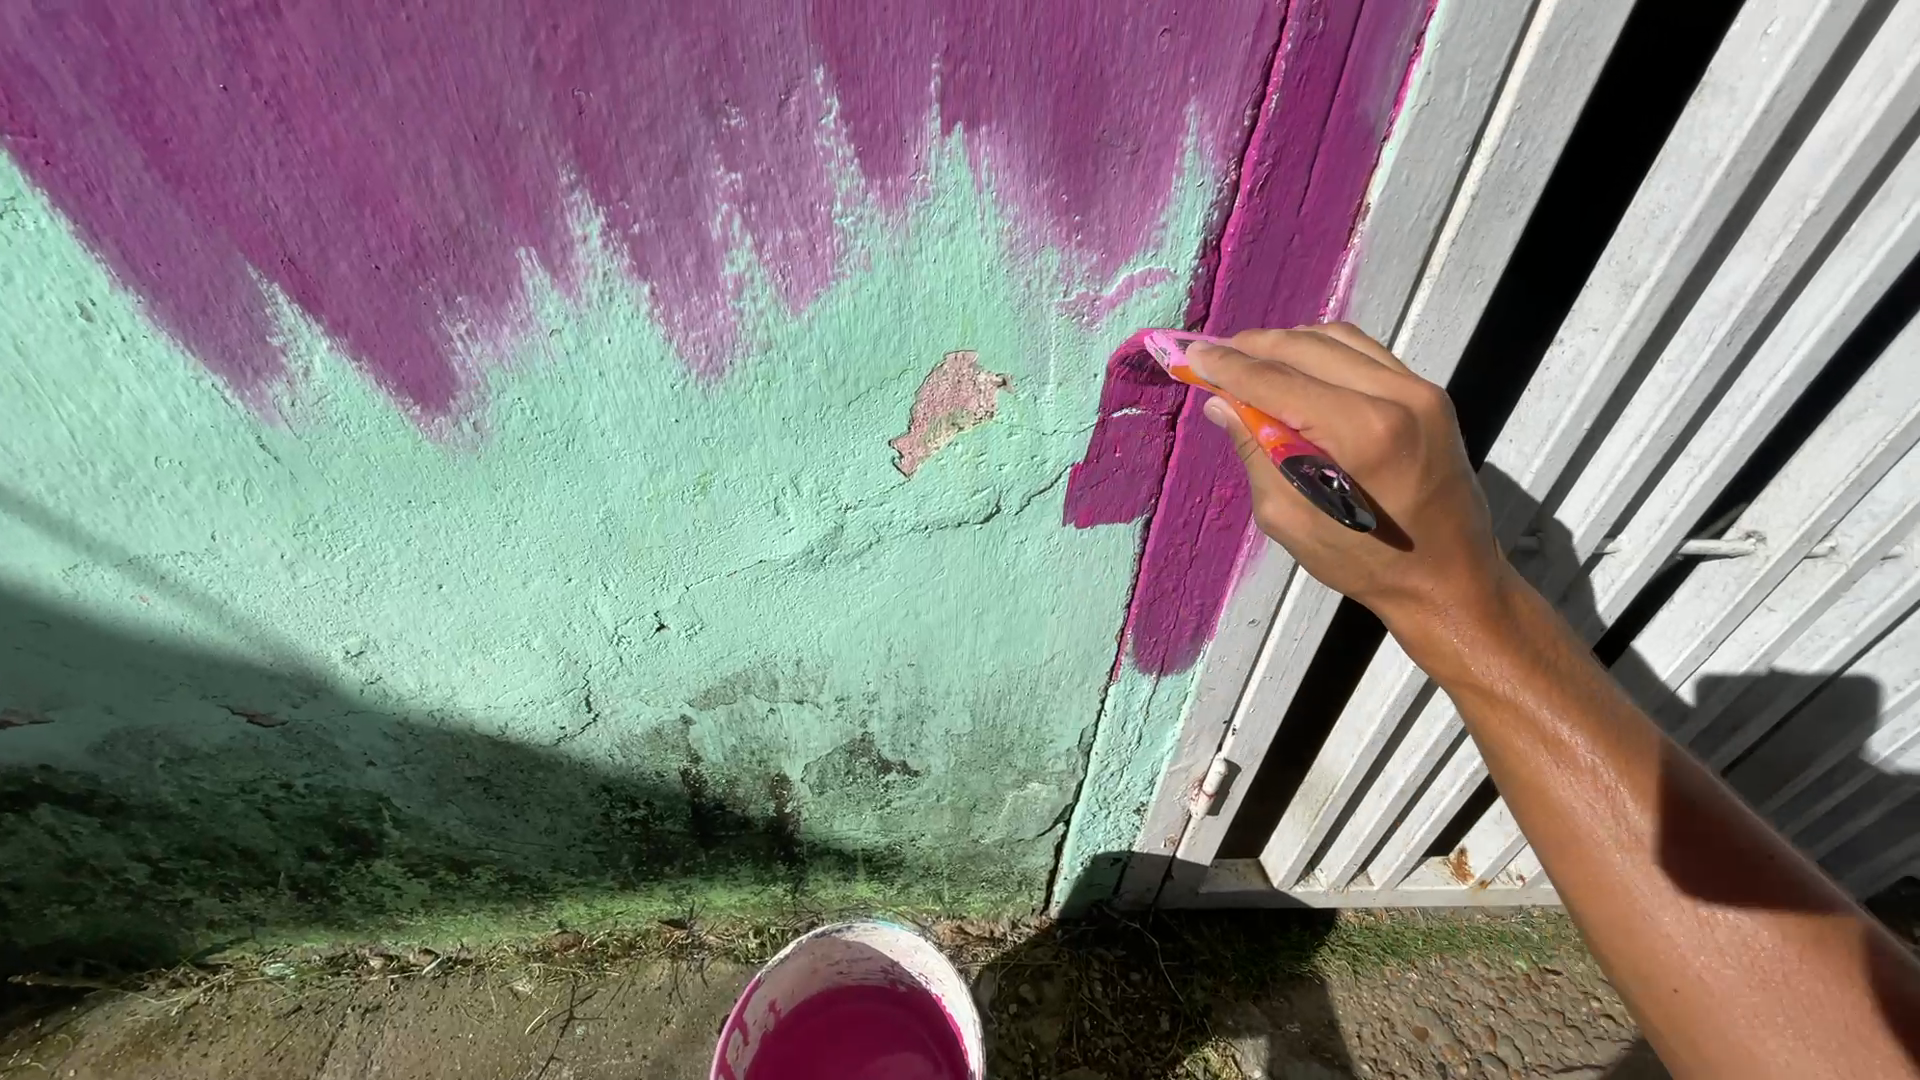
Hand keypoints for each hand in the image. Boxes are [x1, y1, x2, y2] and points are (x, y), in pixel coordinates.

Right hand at [1188, 323, 1511, 631]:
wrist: (1448, 577)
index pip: (1276, 381)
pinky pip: (1363, 352)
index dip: (1228, 367)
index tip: (1191, 354)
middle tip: (1211, 354)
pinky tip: (1294, 365)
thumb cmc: (1362, 562)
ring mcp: (1419, 389)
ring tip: (1248, 359)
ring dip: (1285, 344)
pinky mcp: (1429, 393)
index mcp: (1360, 432)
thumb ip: (1256, 451)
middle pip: (1304, 348)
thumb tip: (1221, 404)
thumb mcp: (1289, 518)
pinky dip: (1321, 350)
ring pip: (1335, 339)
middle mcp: (1395, 395)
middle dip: (1251, 348)